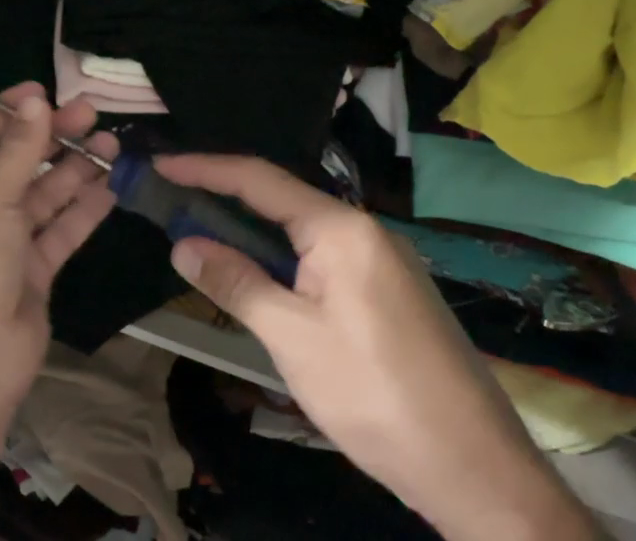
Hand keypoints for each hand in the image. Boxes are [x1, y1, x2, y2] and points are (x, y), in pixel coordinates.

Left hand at [0, 82, 117, 406]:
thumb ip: (18, 150)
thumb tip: (36, 102)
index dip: (10, 110)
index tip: (47, 94)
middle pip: (18, 159)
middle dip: (53, 137)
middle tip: (92, 115)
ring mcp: (7, 239)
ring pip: (44, 193)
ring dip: (75, 169)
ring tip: (112, 144)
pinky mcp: (34, 268)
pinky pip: (61, 229)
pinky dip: (83, 209)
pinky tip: (110, 187)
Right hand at [158, 155, 597, 540]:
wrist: (477, 470)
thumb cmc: (375, 396)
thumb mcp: (292, 339)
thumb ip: (236, 283)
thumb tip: (183, 244)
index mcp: (343, 231)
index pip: (260, 180)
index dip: (203, 168)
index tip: (157, 165)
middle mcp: (366, 232)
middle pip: (280, 201)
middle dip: (221, 200)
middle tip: (167, 206)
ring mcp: (382, 263)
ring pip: (300, 233)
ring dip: (249, 234)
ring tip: (198, 241)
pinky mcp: (388, 294)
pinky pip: (321, 259)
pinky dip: (279, 260)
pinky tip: (256, 280)